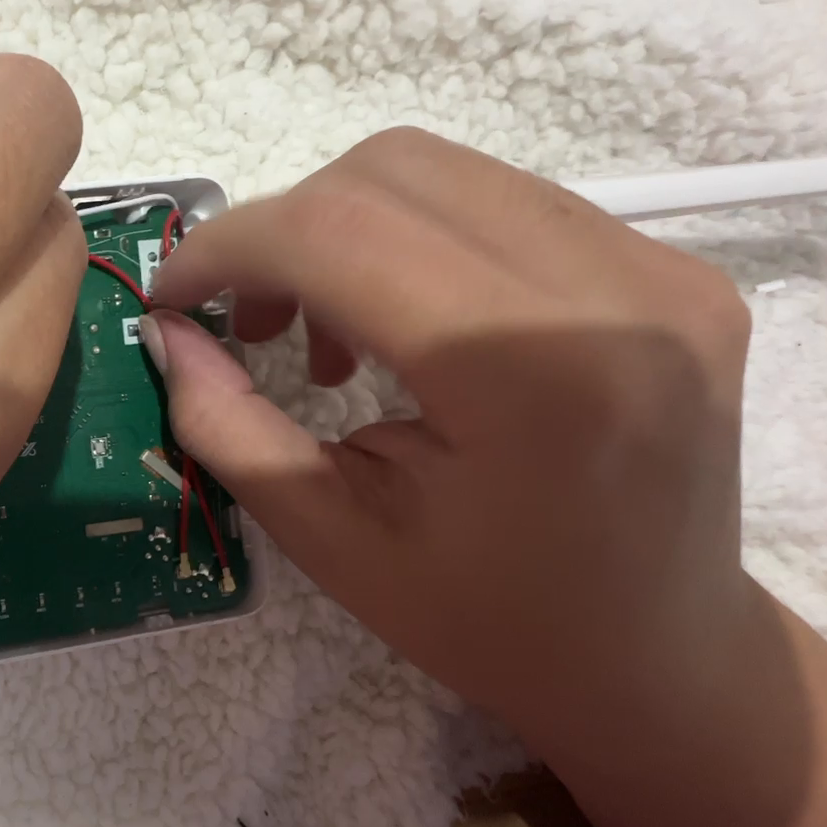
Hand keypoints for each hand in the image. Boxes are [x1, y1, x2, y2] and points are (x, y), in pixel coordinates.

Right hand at [145, 127, 754, 728]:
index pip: (338, 232)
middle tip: (248, 323)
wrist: (651, 653)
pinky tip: (400, 324)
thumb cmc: (479, 618)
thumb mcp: (324, 537)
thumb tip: (163, 331)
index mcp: (529, 374)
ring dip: (339, 232)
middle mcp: (613, 288)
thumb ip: (226, 424)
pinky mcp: (663, 263)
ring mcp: (655, 264)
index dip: (227, 247)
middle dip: (278, 234)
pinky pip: (491, 202)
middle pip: (386, 176)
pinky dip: (404, 243)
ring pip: (436, 174)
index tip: (172, 297)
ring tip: (323, 334)